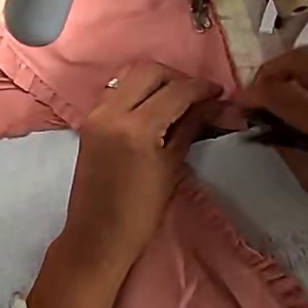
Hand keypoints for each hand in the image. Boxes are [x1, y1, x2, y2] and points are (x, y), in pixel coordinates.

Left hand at [57, 62, 221, 276]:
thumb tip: (212, 105)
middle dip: (177, 77)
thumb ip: (190, 128)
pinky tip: (152, 106)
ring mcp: (95, 114)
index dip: (201, 88)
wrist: (97, 236)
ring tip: (176, 98)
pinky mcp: (88, 121)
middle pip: (149, 71)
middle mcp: (111, 112)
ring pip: (129, 75)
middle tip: (197, 94)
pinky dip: (136, 89)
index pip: (175, 92)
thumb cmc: (141, 211)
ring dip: (155, 80)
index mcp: (136, 128)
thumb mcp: (172, 167)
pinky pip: (115, 90)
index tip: (219, 92)